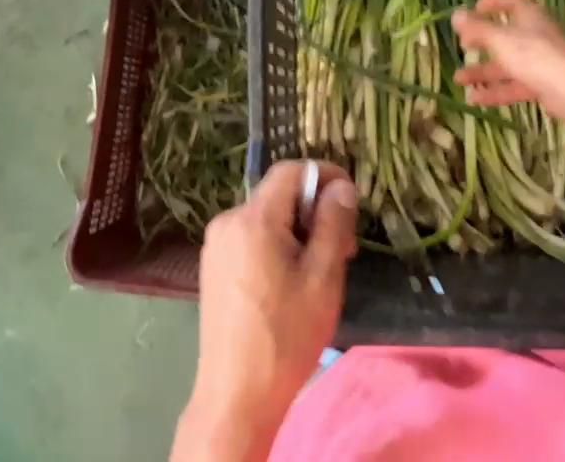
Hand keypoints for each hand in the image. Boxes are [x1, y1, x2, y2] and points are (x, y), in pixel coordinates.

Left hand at [176, 160, 357, 461]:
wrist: (236, 394)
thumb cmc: (286, 334)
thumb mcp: (322, 277)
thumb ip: (332, 224)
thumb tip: (340, 187)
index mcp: (253, 218)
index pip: (291, 170)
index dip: (325, 175)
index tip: (351, 200)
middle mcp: (228, 221)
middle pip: (279, 194)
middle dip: (314, 210)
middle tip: (344, 248)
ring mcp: (216, 244)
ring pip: (267, 217)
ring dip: (297, 230)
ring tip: (320, 270)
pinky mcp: (213, 266)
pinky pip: (251, 238)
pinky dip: (276, 245)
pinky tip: (291, 282)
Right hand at [451, 0, 564, 121]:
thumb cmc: (535, 56)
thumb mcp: (500, 39)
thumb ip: (477, 28)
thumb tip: (455, 15)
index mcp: (530, 17)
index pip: (512, 1)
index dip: (494, 2)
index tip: (474, 9)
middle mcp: (537, 36)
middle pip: (507, 35)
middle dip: (482, 42)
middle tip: (463, 46)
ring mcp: (542, 62)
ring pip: (508, 64)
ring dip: (483, 71)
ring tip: (458, 80)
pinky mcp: (544, 85)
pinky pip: (516, 85)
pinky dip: (496, 91)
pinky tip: (475, 100)